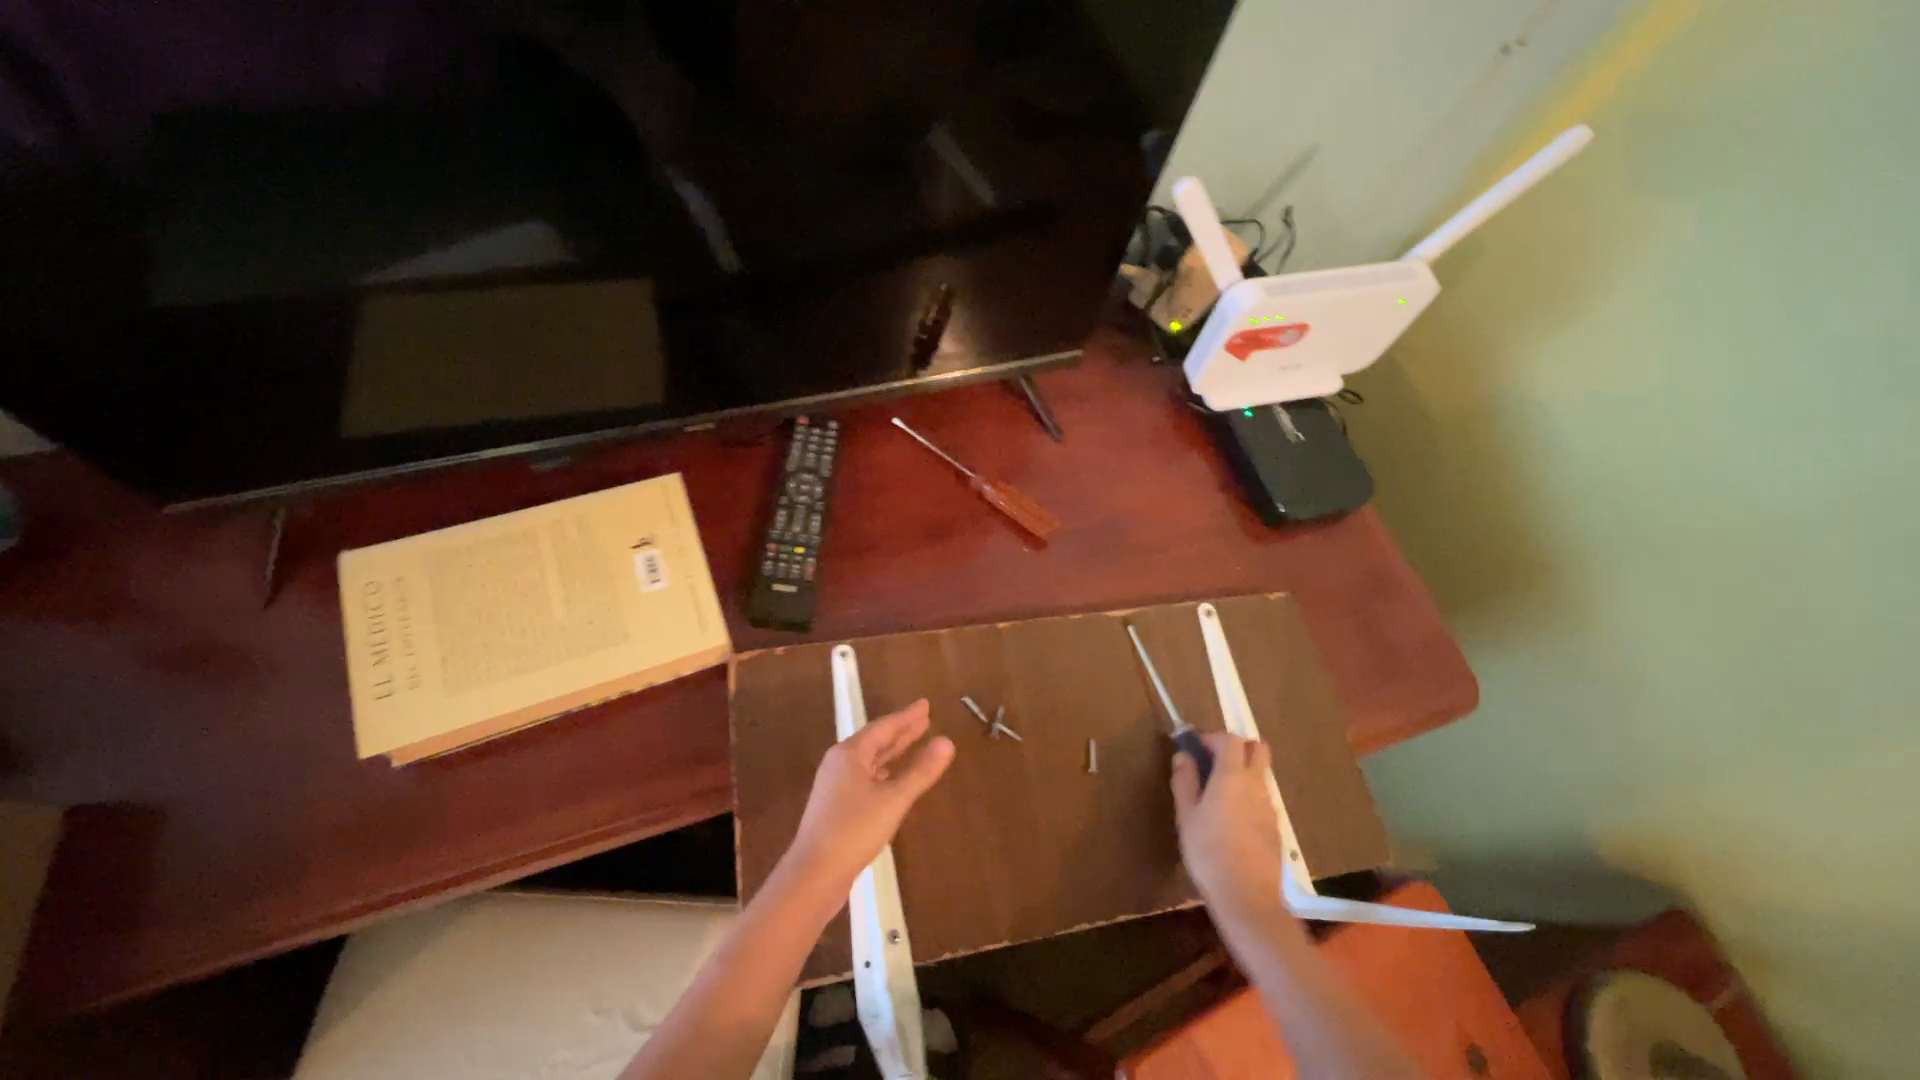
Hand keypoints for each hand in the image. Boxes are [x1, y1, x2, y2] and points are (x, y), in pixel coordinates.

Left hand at [782, 700, 955, 889]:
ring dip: (893, 752)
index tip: (925, 704)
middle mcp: (840, 764)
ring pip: (870, 761)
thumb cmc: (854, 829)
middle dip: (901, 731)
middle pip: (875, 741)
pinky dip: (883, 772)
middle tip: (924, 718)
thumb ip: (920, 770)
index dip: (907, 716)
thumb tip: (947, 742)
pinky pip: (865, 778)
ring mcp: (835, 785)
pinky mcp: (836, 806)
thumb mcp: (894, 799)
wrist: (815, 872)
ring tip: (914, 742)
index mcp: (850, 754)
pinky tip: (892, 779)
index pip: (884, 727)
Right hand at [1171, 733, 1288, 924]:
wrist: (1247, 896)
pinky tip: (1232, 821)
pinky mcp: (1275, 826)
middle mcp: (1256, 784)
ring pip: (1261, 774)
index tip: (1196, 749)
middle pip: (1257, 749)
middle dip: (1237, 747)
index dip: (1213, 738)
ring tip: (1218, 796)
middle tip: (1213, 763)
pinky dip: (1249, 796)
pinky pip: (1262, 798)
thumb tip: (1183, 756)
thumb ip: (1185, 781)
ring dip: (1242, 772)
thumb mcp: (1186, 816)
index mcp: (1232, 776)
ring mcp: (1270, 805)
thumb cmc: (1208, 852)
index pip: (1231, 739)